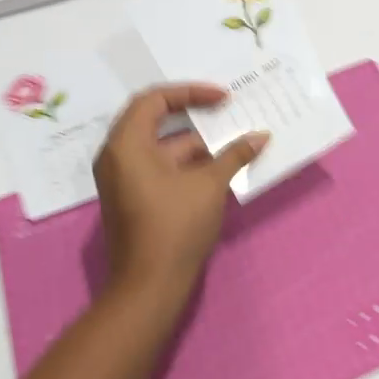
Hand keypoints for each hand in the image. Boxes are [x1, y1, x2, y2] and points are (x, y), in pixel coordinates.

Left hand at [92, 83, 267, 297]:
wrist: (150, 286)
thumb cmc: (176, 226)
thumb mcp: (210, 185)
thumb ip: (234, 155)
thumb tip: (261, 136)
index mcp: (126, 144)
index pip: (154, 99)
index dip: (191, 92)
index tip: (223, 98)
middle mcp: (117, 156)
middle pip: (155, 119)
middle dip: (194, 113)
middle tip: (226, 108)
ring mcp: (124, 178)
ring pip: (161, 146)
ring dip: (196, 141)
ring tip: (232, 136)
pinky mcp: (134, 197)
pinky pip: (159, 166)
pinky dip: (187, 161)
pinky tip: (219, 164)